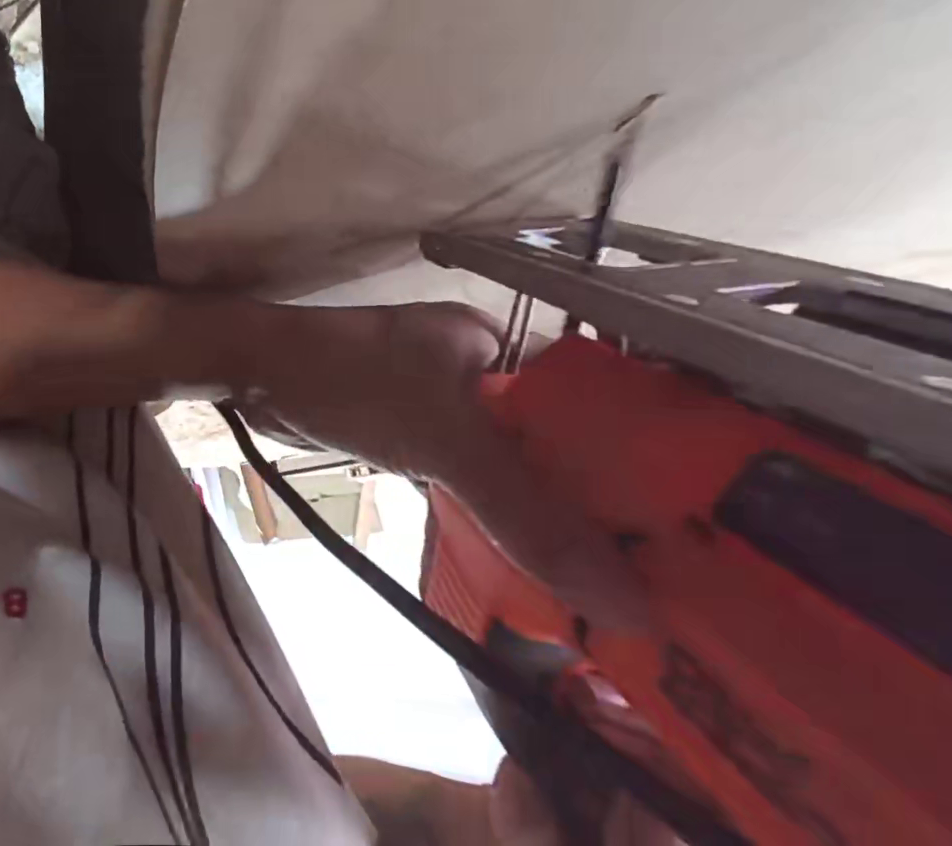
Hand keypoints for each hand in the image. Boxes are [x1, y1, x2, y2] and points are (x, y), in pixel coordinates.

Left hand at [240, 302, 647, 629]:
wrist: (253, 374)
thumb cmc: (347, 380)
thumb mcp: (444, 439)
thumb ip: (524, 511)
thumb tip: (625, 601)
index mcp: (501, 348)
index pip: (596, 410)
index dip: (646, 470)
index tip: (698, 537)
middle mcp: (478, 374)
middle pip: (554, 445)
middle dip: (594, 505)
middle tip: (664, 581)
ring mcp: (440, 405)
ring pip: (507, 467)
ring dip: (541, 516)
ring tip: (612, 587)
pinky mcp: (408, 435)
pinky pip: (465, 479)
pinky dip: (490, 514)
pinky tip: (529, 561)